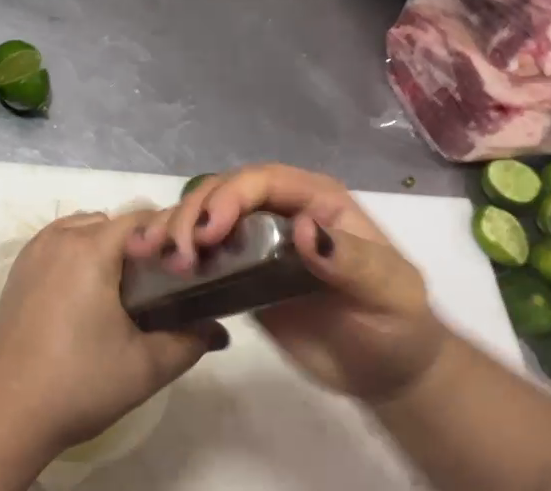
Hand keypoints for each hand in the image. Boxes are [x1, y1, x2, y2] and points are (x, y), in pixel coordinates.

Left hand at [0, 211, 226, 455]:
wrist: (8, 410)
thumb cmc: (80, 382)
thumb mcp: (146, 367)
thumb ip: (189, 341)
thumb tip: (218, 330)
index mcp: (90, 248)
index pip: (141, 219)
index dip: (169, 237)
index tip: (186, 267)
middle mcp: (60, 238)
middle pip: (112, 223)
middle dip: (139, 246)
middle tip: (159, 286)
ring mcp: (34, 251)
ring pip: (83, 230)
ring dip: (107, 249)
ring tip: (124, 293)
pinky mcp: (19, 269)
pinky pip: (59, 244)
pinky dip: (79, 256)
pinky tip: (89, 297)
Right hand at [124, 164, 443, 401]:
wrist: (387, 371)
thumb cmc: (396, 324)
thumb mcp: (389, 290)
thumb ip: (352, 261)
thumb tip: (305, 229)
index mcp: (316, 200)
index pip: (264, 180)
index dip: (231, 196)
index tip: (208, 230)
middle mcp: (280, 211)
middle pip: (224, 192)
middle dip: (194, 213)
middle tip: (176, 252)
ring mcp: (256, 241)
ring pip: (205, 215)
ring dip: (175, 227)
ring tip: (154, 255)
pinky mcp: (239, 273)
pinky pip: (202, 251)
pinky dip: (175, 252)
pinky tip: (154, 264)